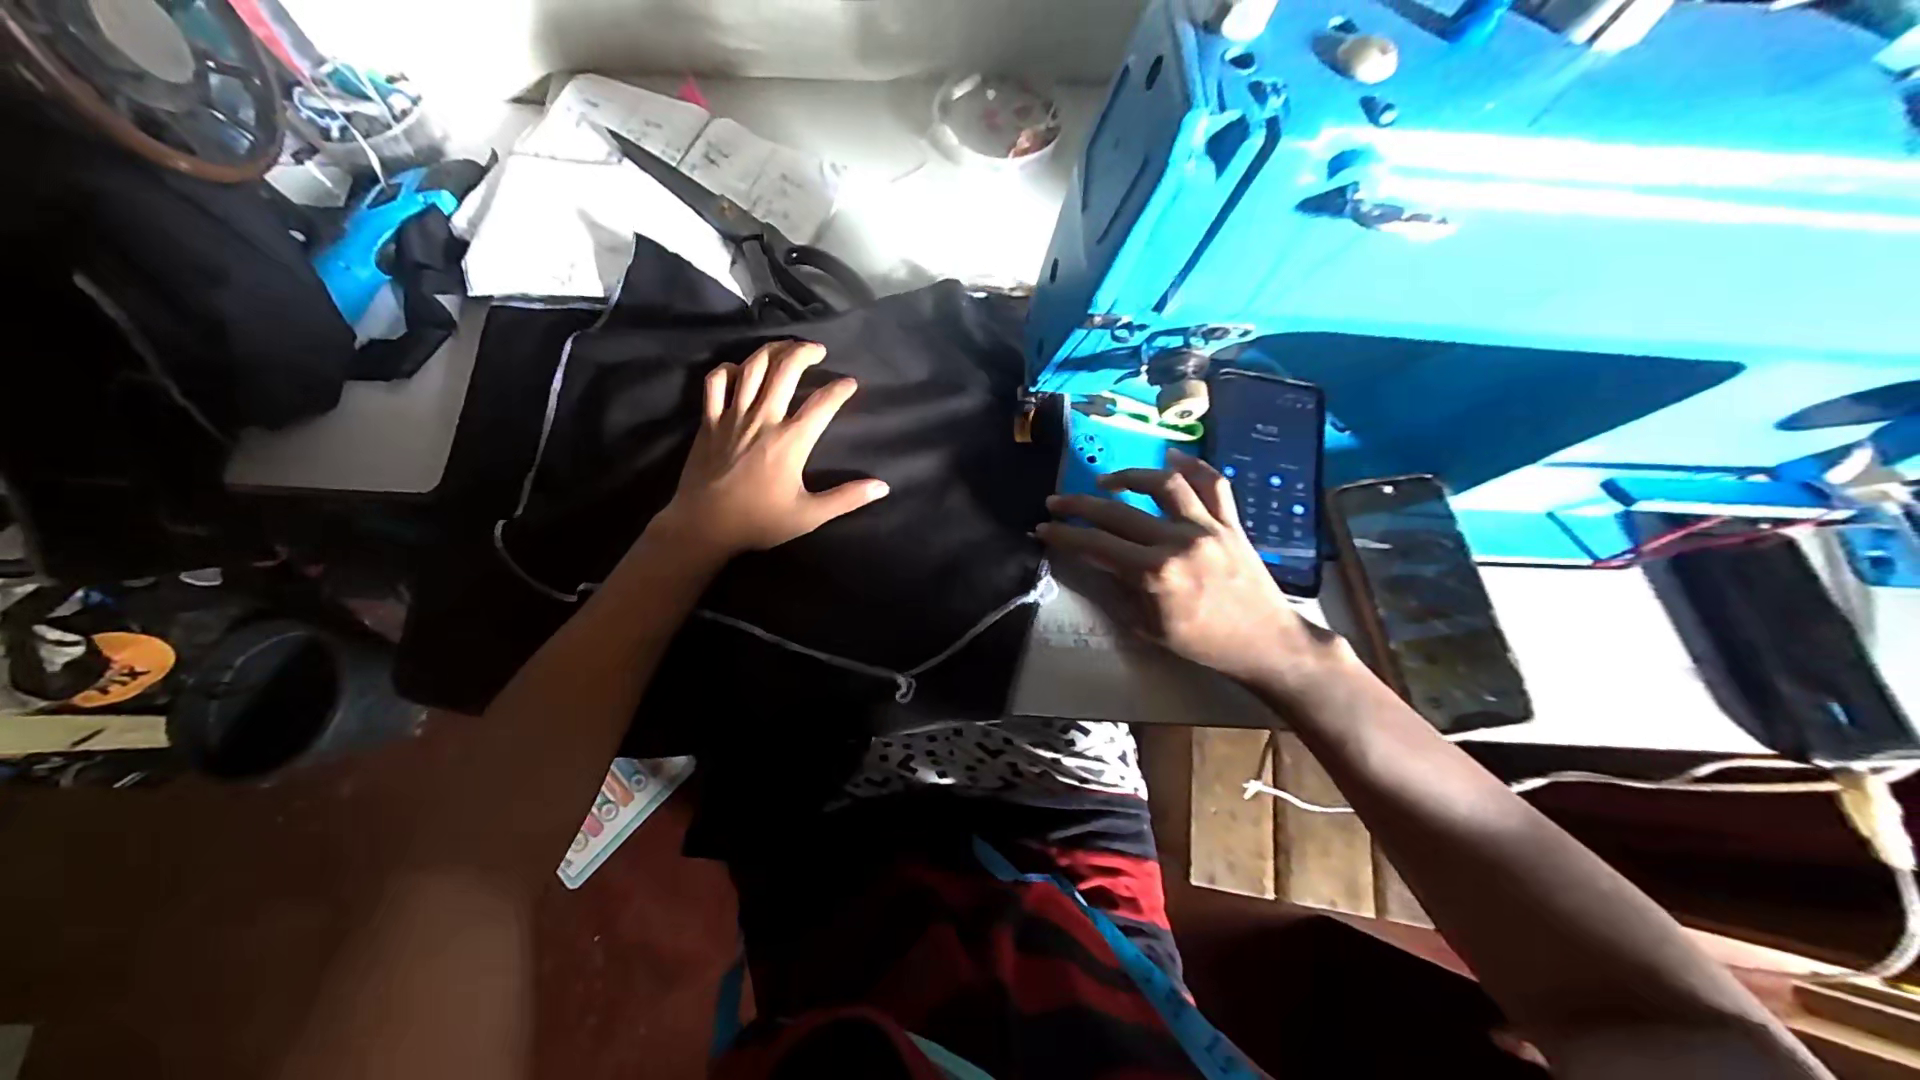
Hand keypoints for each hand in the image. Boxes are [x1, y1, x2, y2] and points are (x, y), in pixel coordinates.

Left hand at [654, 340, 888, 557]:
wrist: (703, 526)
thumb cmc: (758, 522)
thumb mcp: (809, 516)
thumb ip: (846, 498)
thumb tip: (882, 487)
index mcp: (791, 441)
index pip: (823, 404)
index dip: (840, 389)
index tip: (850, 383)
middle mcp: (763, 419)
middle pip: (785, 370)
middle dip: (805, 353)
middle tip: (818, 350)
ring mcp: (732, 416)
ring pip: (752, 367)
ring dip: (772, 350)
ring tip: (786, 347)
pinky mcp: (708, 421)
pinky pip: (716, 382)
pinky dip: (729, 369)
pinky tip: (739, 369)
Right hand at [1037, 450, 1345, 688]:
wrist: (1267, 643)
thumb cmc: (1204, 644)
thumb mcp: (1149, 629)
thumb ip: (1117, 591)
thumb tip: (1090, 562)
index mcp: (1156, 575)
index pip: (1096, 546)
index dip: (1064, 535)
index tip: (1043, 527)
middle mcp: (1179, 542)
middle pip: (1118, 512)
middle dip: (1079, 505)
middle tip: (1056, 502)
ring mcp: (1208, 527)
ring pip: (1164, 484)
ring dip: (1129, 476)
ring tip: (1107, 480)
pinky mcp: (1231, 522)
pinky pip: (1213, 483)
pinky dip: (1192, 465)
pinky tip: (1171, 458)